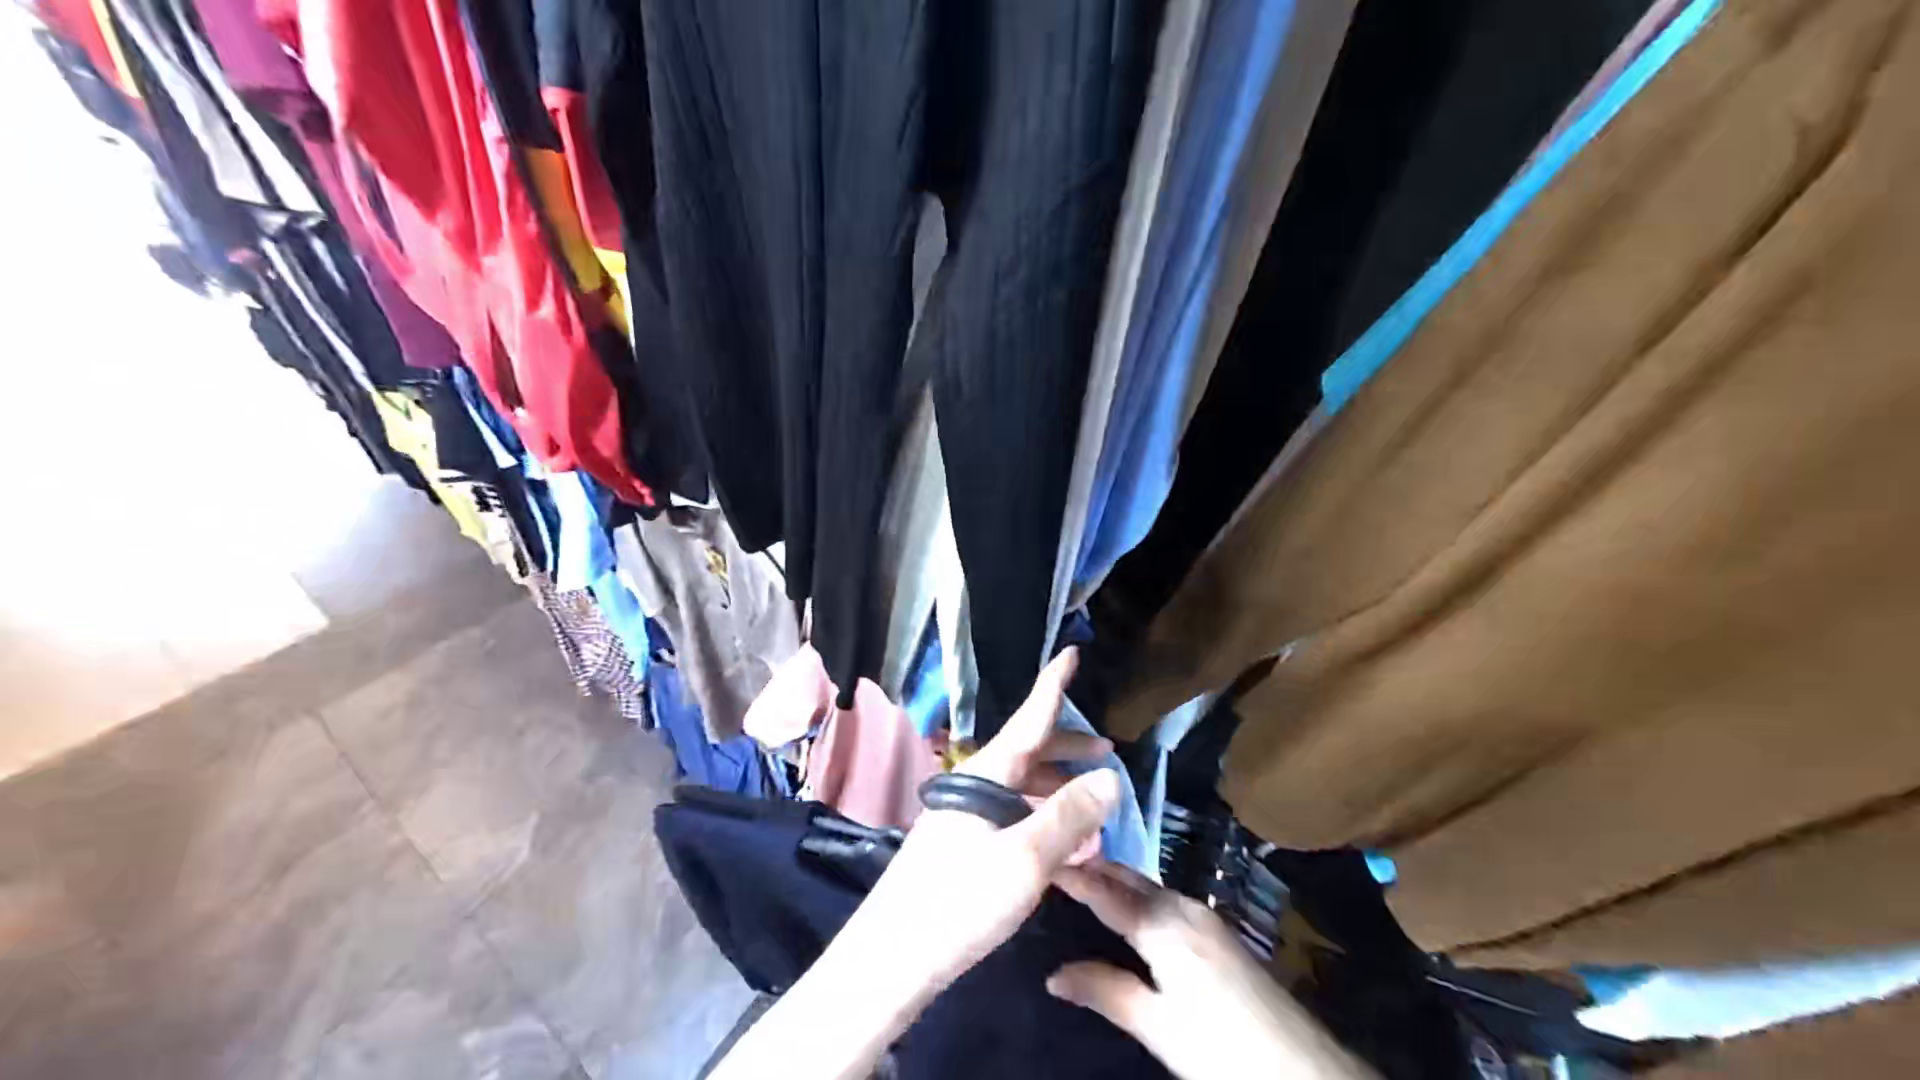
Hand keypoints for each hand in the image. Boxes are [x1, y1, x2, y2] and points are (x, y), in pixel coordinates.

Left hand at [710, 649, 1120, 1079]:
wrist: (892, 957)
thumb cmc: (959, 902)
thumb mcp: (1025, 859)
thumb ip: (1069, 815)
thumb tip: (1110, 776)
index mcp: (986, 775)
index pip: (1029, 720)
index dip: (1053, 687)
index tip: (1070, 653)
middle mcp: (973, 785)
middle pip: (1027, 751)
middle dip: (1066, 747)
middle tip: (1106, 749)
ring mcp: (964, 814)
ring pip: (1020, 785)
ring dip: (1057, 785)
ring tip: (1093, 801)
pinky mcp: (961, 843)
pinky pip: (1010, 813)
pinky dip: (1041, 815)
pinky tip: (1058, 839)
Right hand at [1050, 862, 1374, 1079]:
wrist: (1309, 1073)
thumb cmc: (1226, 1053)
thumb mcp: (1159, 1029)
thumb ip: (1106, 991)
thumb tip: (1052, 973)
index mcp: (1164, 926)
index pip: (1106, 889)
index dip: (1071, 874)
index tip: (1036, 858)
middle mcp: (1184, 907)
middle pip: (1128, 878)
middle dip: (1092, 867)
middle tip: (1051, 864)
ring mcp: (1205, 916)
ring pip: (1148, 886)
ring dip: (1114, 879)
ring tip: (1079, 881)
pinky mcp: (1218, 932)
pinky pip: (1165, 898)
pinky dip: (1137, 895)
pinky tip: (1125, 911)